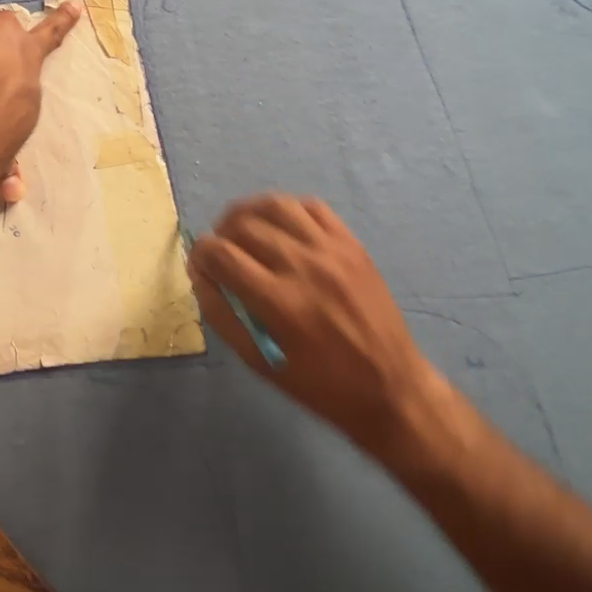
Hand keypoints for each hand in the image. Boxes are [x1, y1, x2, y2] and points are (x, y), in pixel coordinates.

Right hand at [189, 195, 455, 457]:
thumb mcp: (260, 363)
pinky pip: (311, 207)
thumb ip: (222, 315)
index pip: (221, 255)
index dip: (200, 254)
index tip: (200, 264)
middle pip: (243, 225)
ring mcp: (332, 250)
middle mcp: (305, 266)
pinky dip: (286, 211)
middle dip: (220, 233)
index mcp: (280, 302)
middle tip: (220, 251)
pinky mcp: (352, 244)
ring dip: (248, 212)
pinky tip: (279, 227)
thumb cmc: (321, 385)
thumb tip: (200, 275)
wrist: (391, 386)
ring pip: (276, 205)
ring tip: (241, 228)